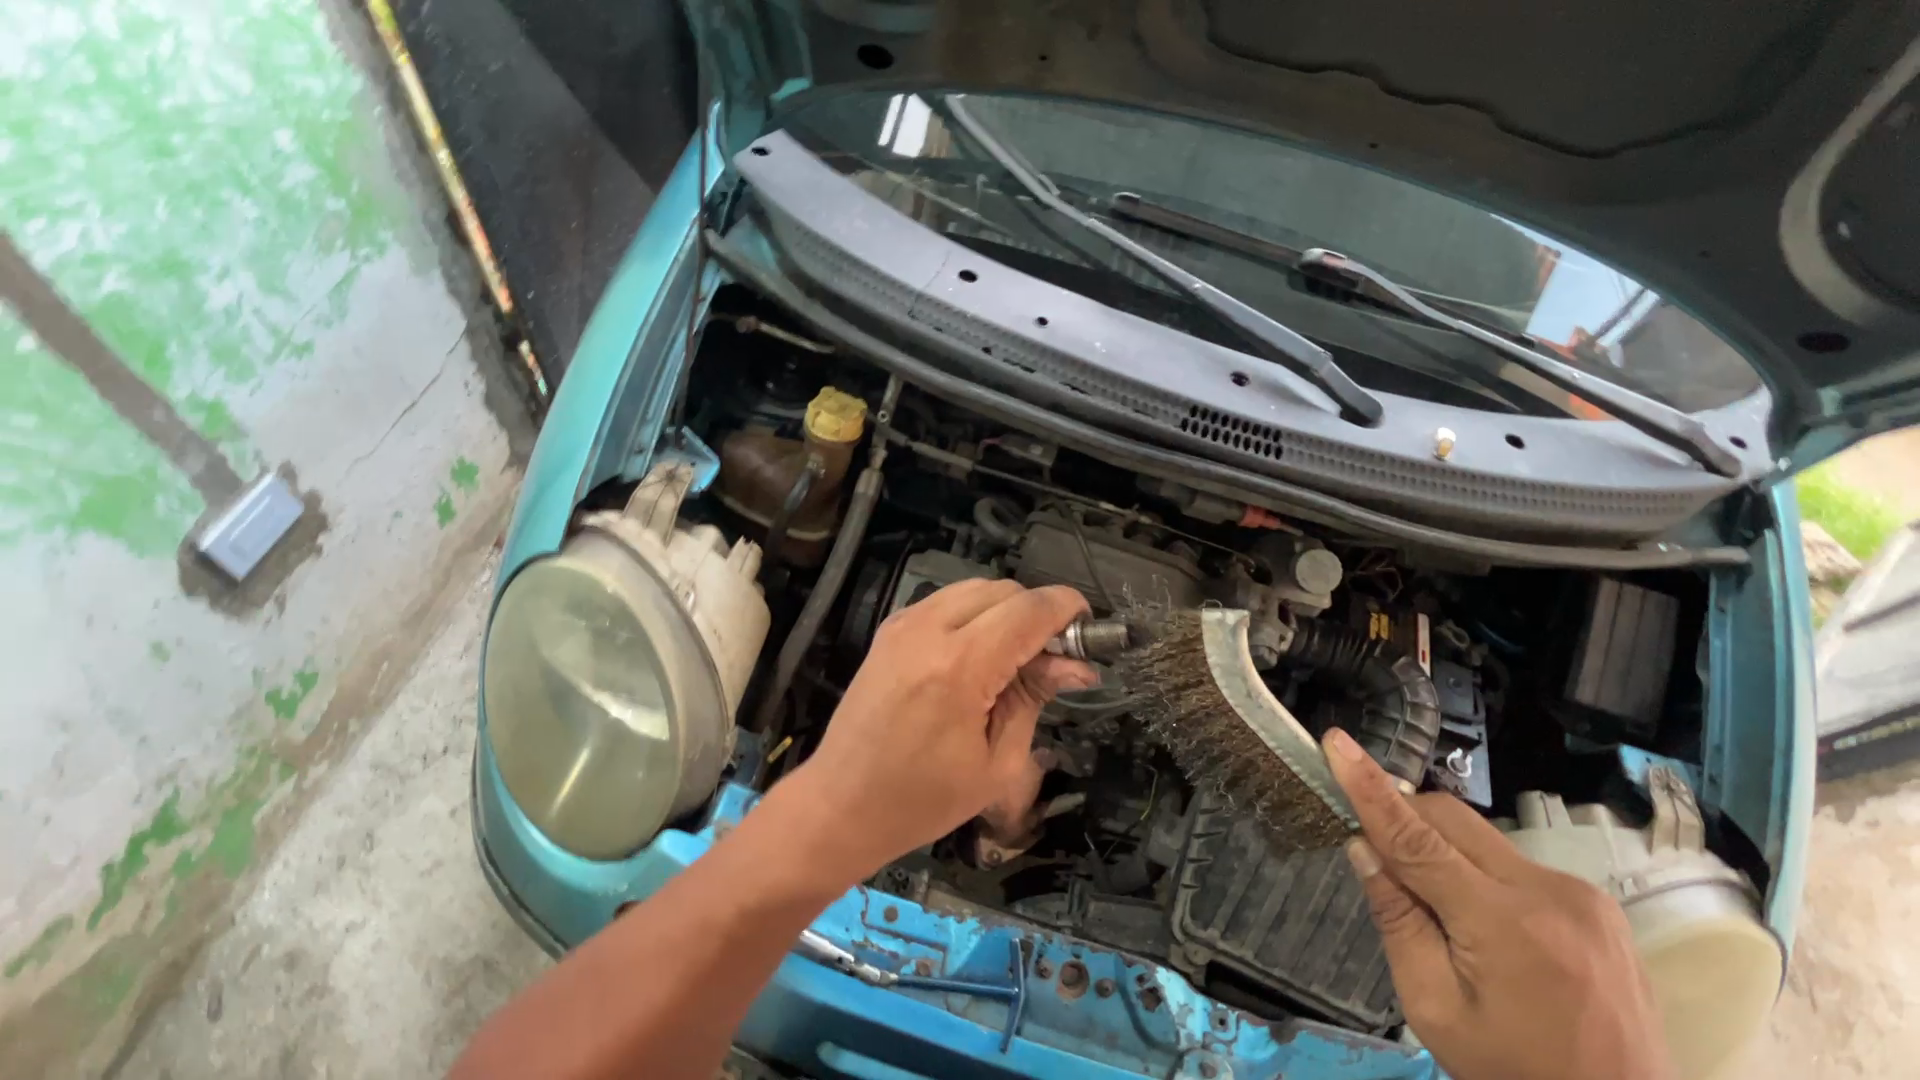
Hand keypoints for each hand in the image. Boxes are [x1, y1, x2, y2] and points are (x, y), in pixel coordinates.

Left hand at [779, 580, 1094, 882]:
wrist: (841, 804)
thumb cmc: (924, 799)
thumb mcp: (996, 763)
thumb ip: (1034, 699)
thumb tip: (1078, 665)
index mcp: (960, 666)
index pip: (1029, 610)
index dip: (1068, 611)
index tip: (1090, 630)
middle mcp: (929, 630)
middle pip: (1005, 590)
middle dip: (1038, 613)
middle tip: (1053, 659)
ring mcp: (904, 624)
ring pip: (975, 588)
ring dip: (1006, 610)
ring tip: (1016, 658)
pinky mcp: (890, 629)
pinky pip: (946, 601)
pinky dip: (974, 614)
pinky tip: (978, 654)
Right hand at [1322, 728, 1675, 1079]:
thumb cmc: (1514, 1073)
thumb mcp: (1436, 1010)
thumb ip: (1398, 923)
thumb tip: (1365, 850)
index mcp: (1504, 925)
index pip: (1416, 836)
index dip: (1369, 787)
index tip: (1336, 742)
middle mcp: (1549, 892)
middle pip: (1450, 818)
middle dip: (1402, 817)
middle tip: (1374, 852)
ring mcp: (1582, 895)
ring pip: (1482, 837)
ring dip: (1441, 850)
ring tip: (1438, 911)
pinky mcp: (1597, 903)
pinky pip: (1515, 862)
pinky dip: (1479, 872)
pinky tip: (1485, 925)